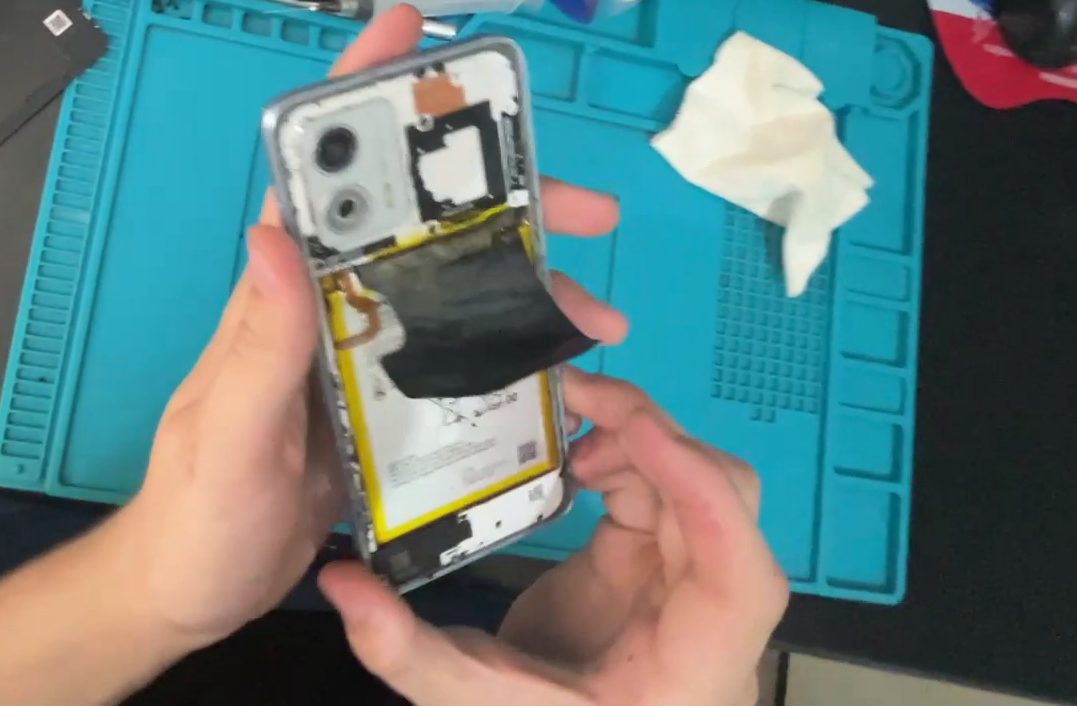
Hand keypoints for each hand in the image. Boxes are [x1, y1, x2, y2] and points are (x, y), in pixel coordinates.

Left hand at [111, 5, 628, 649]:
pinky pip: (451, 347)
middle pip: (407, 222)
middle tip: (579, 202)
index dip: (356, 97)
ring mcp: (356, 348)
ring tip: (590, 303)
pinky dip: (507, 341)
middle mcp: (322, 303)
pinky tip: (555, 357)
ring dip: (517, 276)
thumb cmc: (202, 505)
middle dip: (489, 195)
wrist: (200, 580)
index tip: (410, 35)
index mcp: (279, 290)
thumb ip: (256, 338)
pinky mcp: (381, 396)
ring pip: (444, 282)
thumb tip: (272, 228)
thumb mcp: (230, 428)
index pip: (316, 177)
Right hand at [319, 368, 787, 705]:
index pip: (739, 576)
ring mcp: (680, 589)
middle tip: (573, 400)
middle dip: (656, 439)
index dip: (701, 495)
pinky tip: (567, 459)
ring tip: (563, 422)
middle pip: (727, 511)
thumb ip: (405, 651)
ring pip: (695, 490)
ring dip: (636, 439)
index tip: (636, 429)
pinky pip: (655, 495)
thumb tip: (337, 580)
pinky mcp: (650, 570)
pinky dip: (619, 458)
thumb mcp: (470, 701)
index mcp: (693, 669)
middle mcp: (707, 622)